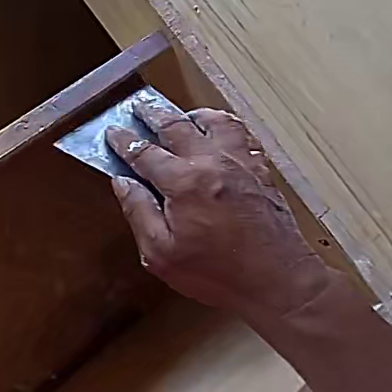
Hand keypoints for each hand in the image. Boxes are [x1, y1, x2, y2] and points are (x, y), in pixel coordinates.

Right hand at [104, 98, 339, 320]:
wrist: (280, 284)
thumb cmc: (217, 273)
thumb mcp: (160, 252)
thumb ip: (138, 212)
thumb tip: (123, 182)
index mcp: (184, 184)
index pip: (144, 152)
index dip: (123, 141)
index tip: (112, 133)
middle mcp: (212, 165)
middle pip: (177, 127)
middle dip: (153, 114)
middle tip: (138, 106)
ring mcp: (241, 165)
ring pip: (215, 123)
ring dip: (192, 115)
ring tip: (179, 114)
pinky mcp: (261, 173)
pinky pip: (243, 136)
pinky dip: (225, 126)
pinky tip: (217, 130)